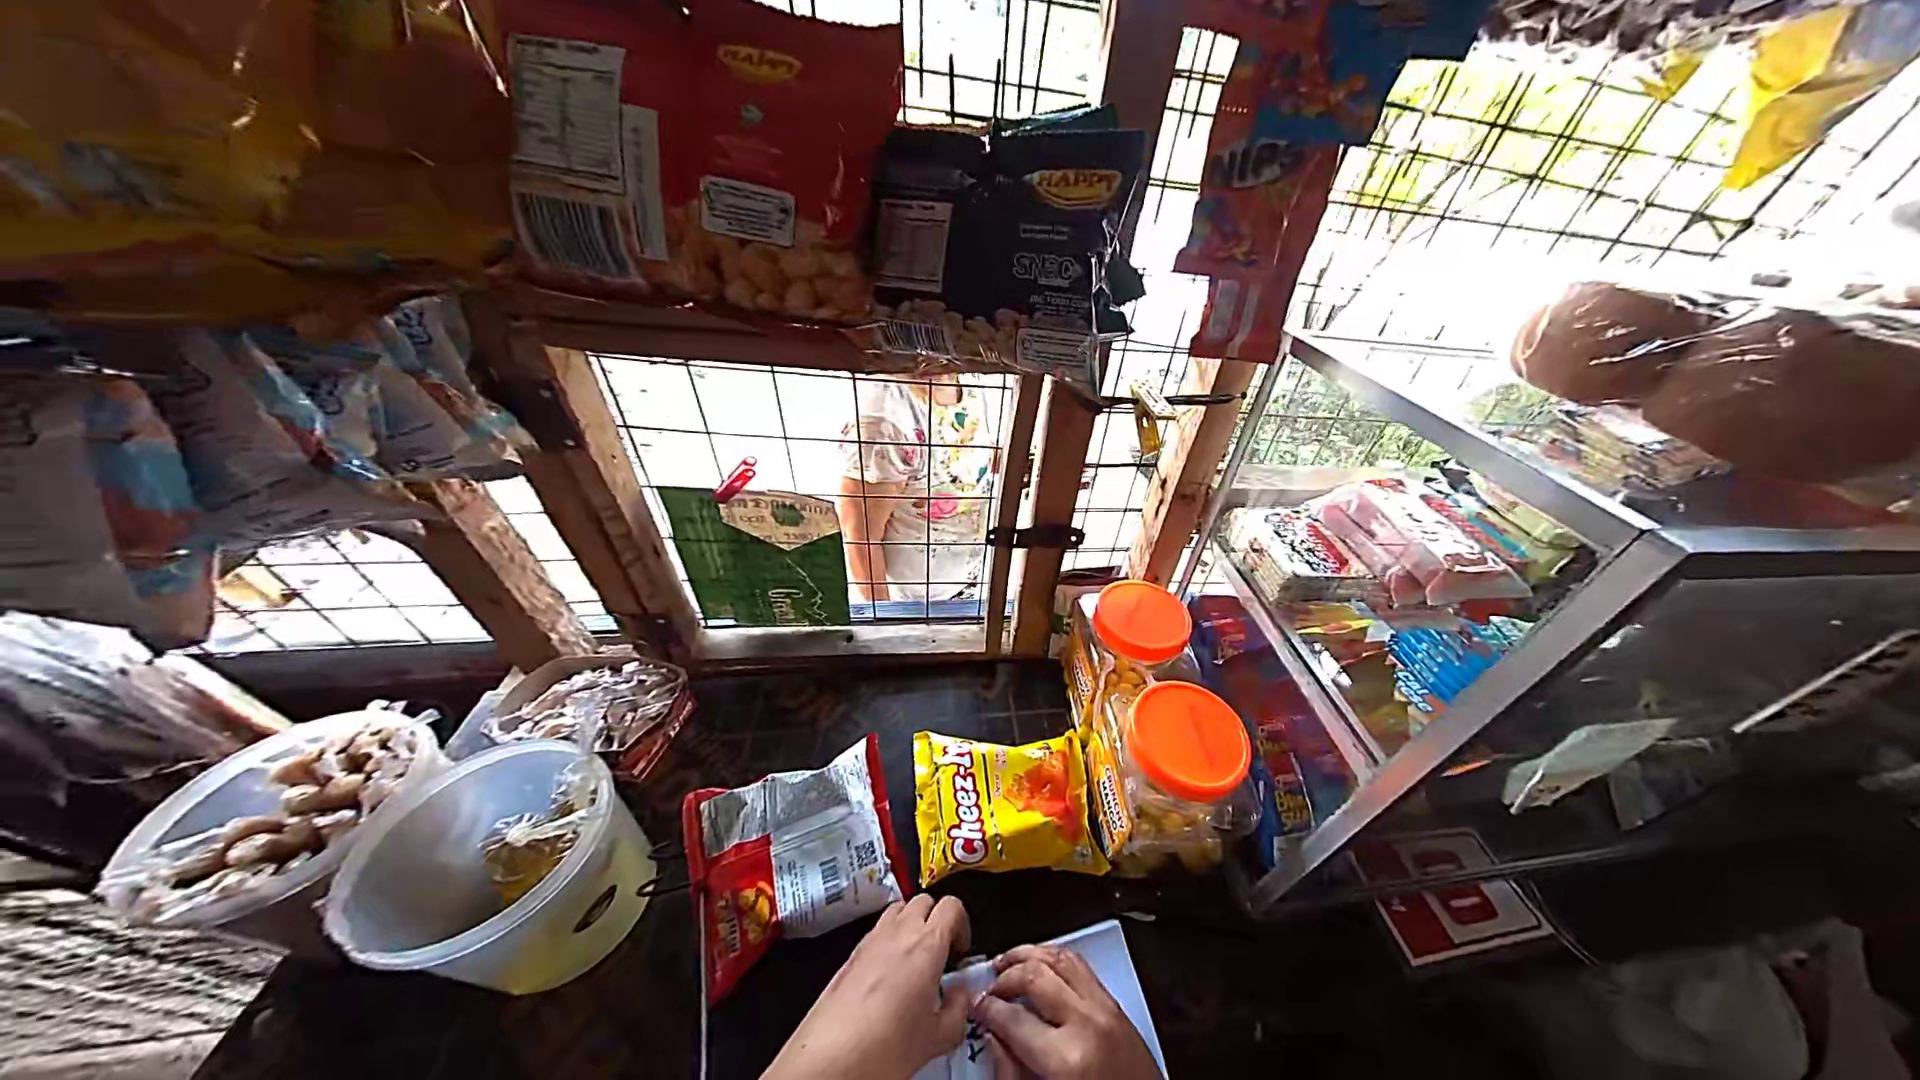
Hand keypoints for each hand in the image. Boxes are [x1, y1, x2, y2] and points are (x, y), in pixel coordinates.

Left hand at [763, 894, 971, 1079]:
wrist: (831, 1057)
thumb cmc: (882, 1046)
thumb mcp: (938, 1038)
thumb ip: (959, 1010)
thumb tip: (962, 997)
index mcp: (927, 943)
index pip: (952, 906)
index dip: (962, 924)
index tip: (961, 949)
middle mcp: (899, 931)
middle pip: (925, 901)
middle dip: (937, 920)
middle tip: (941, 952)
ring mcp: (873, 938)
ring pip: (900, 909)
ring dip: (912, 924)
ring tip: (916, 960)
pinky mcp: (852, 952)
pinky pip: (878, 929)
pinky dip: (890, 939)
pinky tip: (890, 976)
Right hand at [970, 944, 1161, 1079]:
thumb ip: (1013, 1072)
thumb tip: (994, 1037)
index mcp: (1067, 1059)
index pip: (1013, 1018)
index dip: (987, 1010)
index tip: (977, 1008)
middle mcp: (1087, 1024)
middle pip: (1033, 977)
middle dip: (1004, 978)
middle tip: (990, 987)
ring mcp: (1104, 1009)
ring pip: (1057, 959)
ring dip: (1027, 955)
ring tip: (1007, 962)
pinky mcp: (1115, 1005)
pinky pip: (1079, 964)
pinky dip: (1054, 956)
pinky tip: (1039, 961)